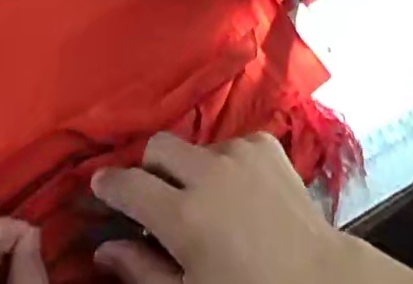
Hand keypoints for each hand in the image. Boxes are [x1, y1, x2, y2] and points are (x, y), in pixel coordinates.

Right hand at [90, 133, 412, 283]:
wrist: (313, 274)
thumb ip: (141, 270)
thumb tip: (104, 250)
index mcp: (184, 213)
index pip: (129, 184)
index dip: (107, 183)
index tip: (98, 184)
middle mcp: (210, 170)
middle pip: (159, 145)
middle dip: (148, 166)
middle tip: (151, 194)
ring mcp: (241, 150)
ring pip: (196, 146)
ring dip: (189, 168)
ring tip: (204, 201)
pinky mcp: (266, 141)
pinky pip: (230, 143)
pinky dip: (224, 163)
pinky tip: (236, 191)